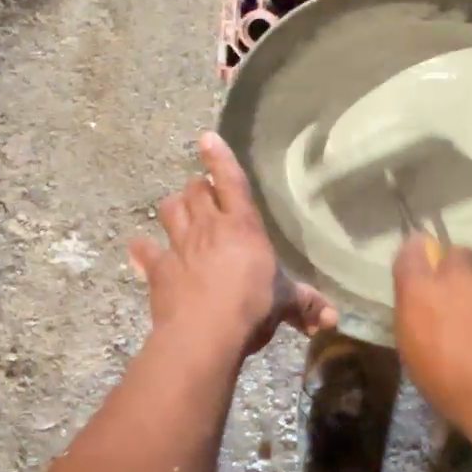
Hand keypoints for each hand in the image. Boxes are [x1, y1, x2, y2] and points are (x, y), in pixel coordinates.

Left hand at [129, 132, 337, 358]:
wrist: (204, 333)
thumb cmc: (251, 307)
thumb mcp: (284, 304)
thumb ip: (306, 305)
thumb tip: (333, 319)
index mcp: (242, 226)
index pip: (230, 181)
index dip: (219, 158)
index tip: (206, 138)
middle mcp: (208, 226)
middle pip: (195, 191)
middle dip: (197, 187)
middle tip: (201, 191)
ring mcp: (180, 246)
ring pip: (169, 210)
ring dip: (173, 207)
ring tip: (177, 210)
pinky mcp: (158, 269)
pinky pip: (146, 252)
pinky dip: (142, 250)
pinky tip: (138, 249)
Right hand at [392, 239, 471, 448]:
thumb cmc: (449, 381)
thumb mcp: (413, 351)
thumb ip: (414, 311)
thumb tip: (420, 295)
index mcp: (420, 288)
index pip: (412, 248)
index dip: (418, 256)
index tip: (422, 272)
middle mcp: (454, 272)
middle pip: (454, 254)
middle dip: (455, 271)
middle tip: (459, 300)